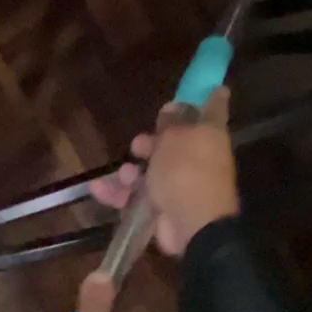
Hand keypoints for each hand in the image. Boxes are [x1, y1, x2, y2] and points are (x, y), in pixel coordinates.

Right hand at [88, 88, 237, 256]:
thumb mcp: (174, 138)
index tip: (205, 86)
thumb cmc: (186, 171)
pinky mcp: (163, 209)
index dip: (208, 95)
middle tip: (138, 143)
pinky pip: (137, 197)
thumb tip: (173, 106)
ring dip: (132, 172)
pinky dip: (119, 194)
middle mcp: (198, 159)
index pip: (213, 108)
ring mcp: (181, 186)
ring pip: (152, 171)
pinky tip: (99, 189)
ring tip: (124, 174)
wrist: (191, 224)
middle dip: (152, 142)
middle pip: (174, 143)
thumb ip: (171, 122)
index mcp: (208, 136)